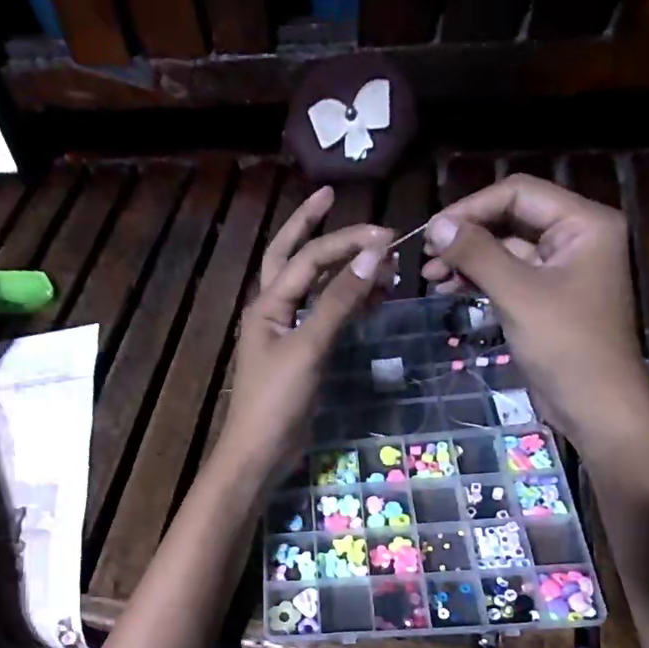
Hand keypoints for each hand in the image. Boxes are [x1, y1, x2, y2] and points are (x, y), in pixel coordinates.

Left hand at [217, 186, 389, 464]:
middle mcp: (274, 310)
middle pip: (292, 257)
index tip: (386, 234)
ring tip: (373, 257)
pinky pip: (323, 317)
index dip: (345, 241)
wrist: (261, 451)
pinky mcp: (301, 355)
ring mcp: (286, 333)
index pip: (309, 258)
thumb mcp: (308, 346)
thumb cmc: (277, 399)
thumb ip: (339, 301)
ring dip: (338, 268)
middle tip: (331, 195)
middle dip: (310, 227)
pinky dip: (344, 303)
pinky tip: (368, 298)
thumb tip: (372, 255)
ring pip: (311, 288)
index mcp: (268, 303)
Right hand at [421, 175, 648, 446]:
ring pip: (508, 250)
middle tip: (427, 256)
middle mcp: (577, 237)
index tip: (432, 231)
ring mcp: (564, 269)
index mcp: (584, 223)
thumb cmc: (565, 346)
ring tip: (432, 278)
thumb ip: (477, 254)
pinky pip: (511, 277)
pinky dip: (482, 281)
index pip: (519, 193)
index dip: (472, 207)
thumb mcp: (518, 295)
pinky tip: (451, 291)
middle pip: (512, 219)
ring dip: (469, 260)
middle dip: (468, 235)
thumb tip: (437, 225)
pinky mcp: (549, 299)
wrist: (596, 407)